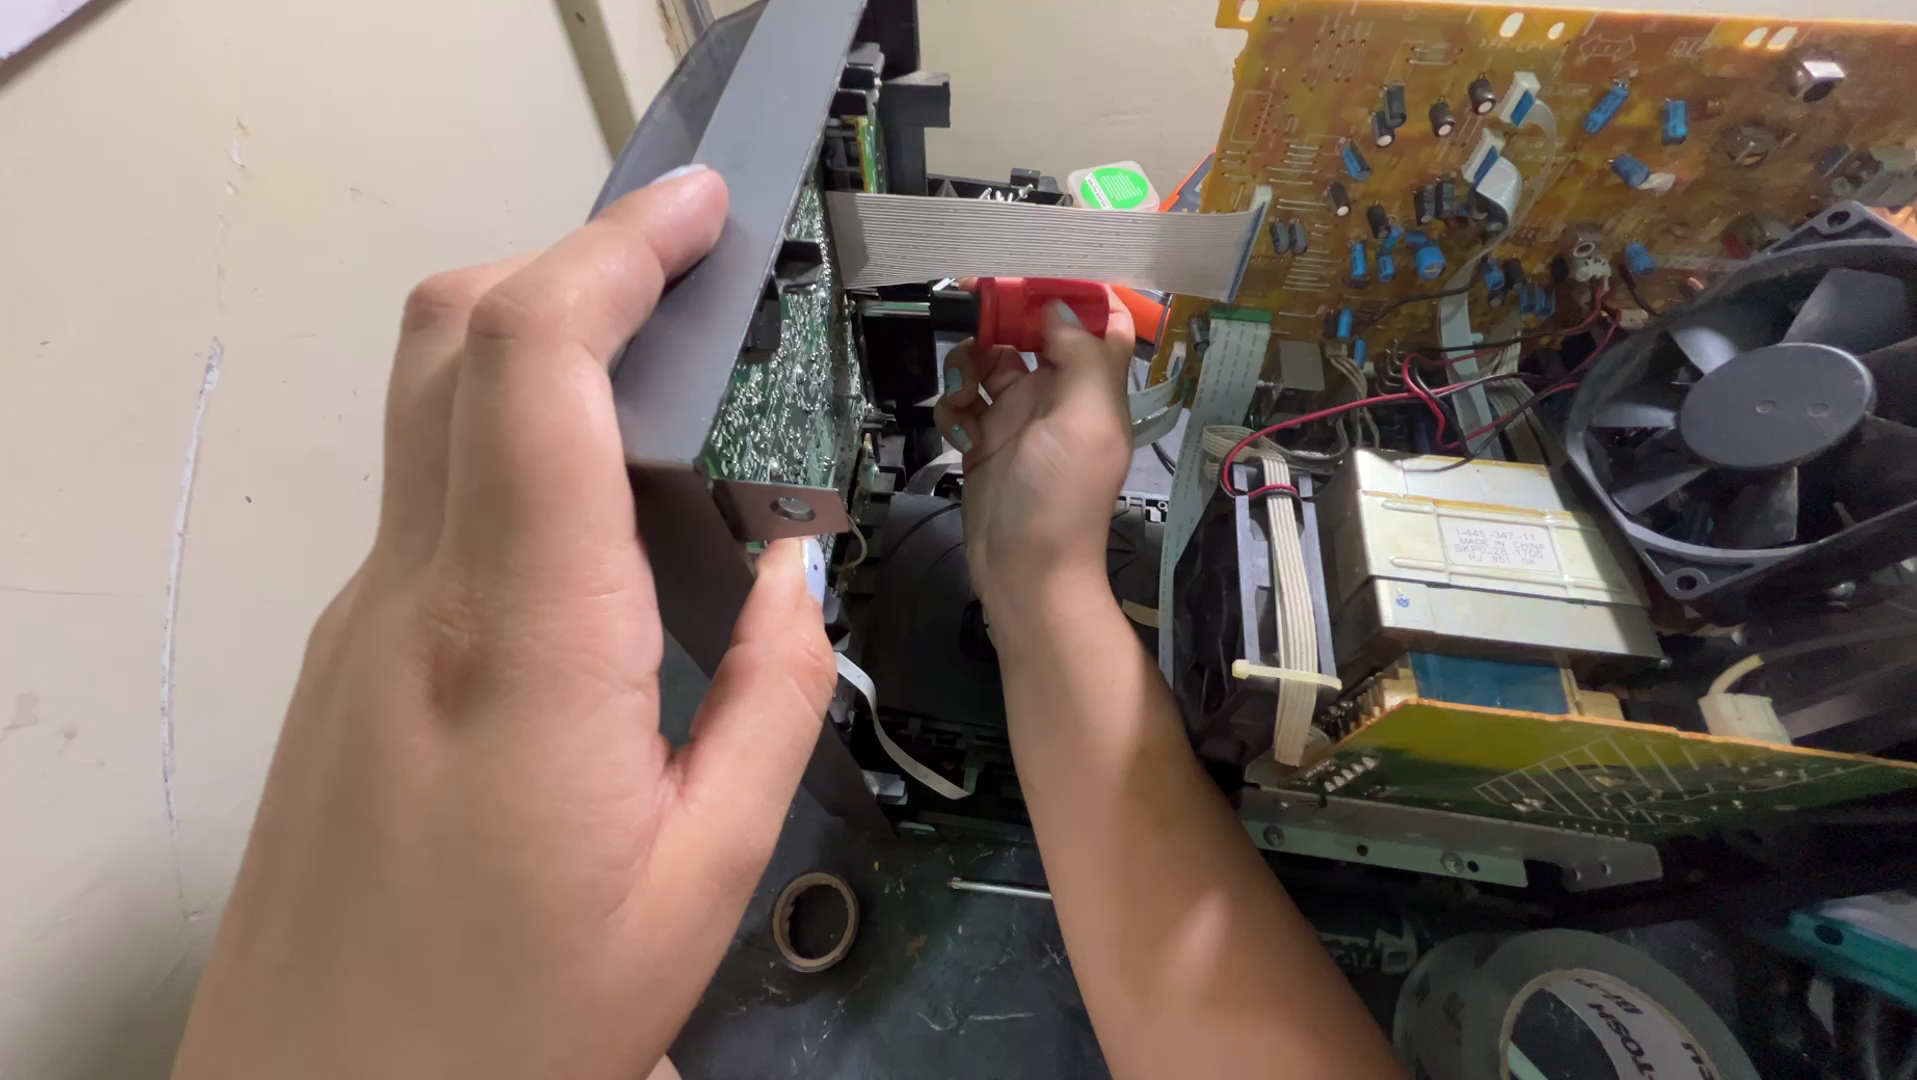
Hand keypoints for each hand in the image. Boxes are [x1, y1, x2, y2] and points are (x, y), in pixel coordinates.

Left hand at [172, 167, 837, 1079]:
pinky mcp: (358, 646)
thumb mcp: (713, 866)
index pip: (539, 373)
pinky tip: (604, 477)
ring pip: (437, 400)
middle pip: (457, 344)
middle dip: (574, 257)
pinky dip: (519, 419)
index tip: (696, 210)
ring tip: (667, 348)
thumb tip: (792, 570)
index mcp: (529, 641)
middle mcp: (423, 594)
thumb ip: (773, 697)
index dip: (615, 257)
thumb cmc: (540, 1009)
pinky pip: (438, 480)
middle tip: (689, 257)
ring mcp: (370, 613)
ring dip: (546, 329)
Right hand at [934, 291, 1135, 618]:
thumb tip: (1058, 307)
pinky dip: (954, 408)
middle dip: (1000, 323)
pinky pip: (964, 404)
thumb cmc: (1061, 498)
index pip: (1095, 322)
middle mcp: (1057, 395)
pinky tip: (957, 432)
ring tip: (963, 395)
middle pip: (1029, 334)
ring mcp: (1018, 419)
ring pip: (989, 363)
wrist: (1024, 572)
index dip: (1070, 294)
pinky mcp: (984, 442)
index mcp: (1092, 386)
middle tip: (970, 323)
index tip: (1032, 275)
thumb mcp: (1085, 421)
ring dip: (968, 368)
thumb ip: (1081, 356)